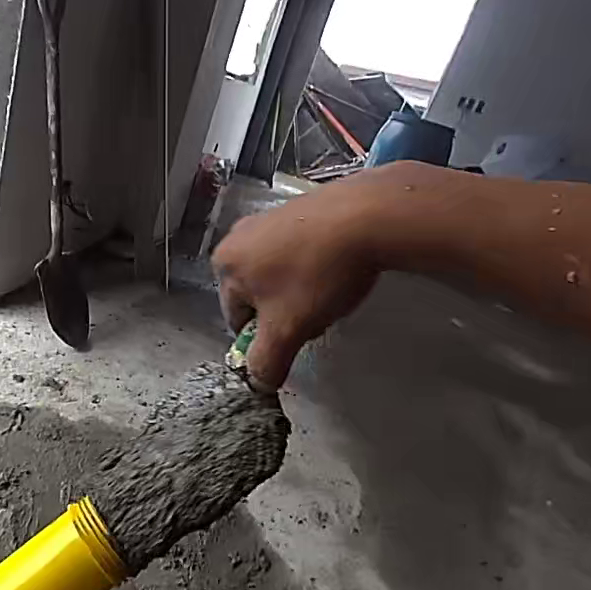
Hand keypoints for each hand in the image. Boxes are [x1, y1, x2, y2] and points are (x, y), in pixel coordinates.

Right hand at [213, 168, 401, 388]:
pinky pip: (297, 250)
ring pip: (278, 274)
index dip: (267, 337)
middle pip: (257, 295)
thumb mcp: (287, 330)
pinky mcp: (298, 207)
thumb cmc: (316, 275)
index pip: (236, 319)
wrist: (365, 216)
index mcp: (225, 264)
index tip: (297, 334)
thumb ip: (266, 363)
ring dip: (299, 290)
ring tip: (331, 289)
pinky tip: (338, 267)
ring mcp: (268, 217)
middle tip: (315, 313)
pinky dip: (314, 264)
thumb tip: (258, 382)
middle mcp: (238, 236)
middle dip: (283, 312)